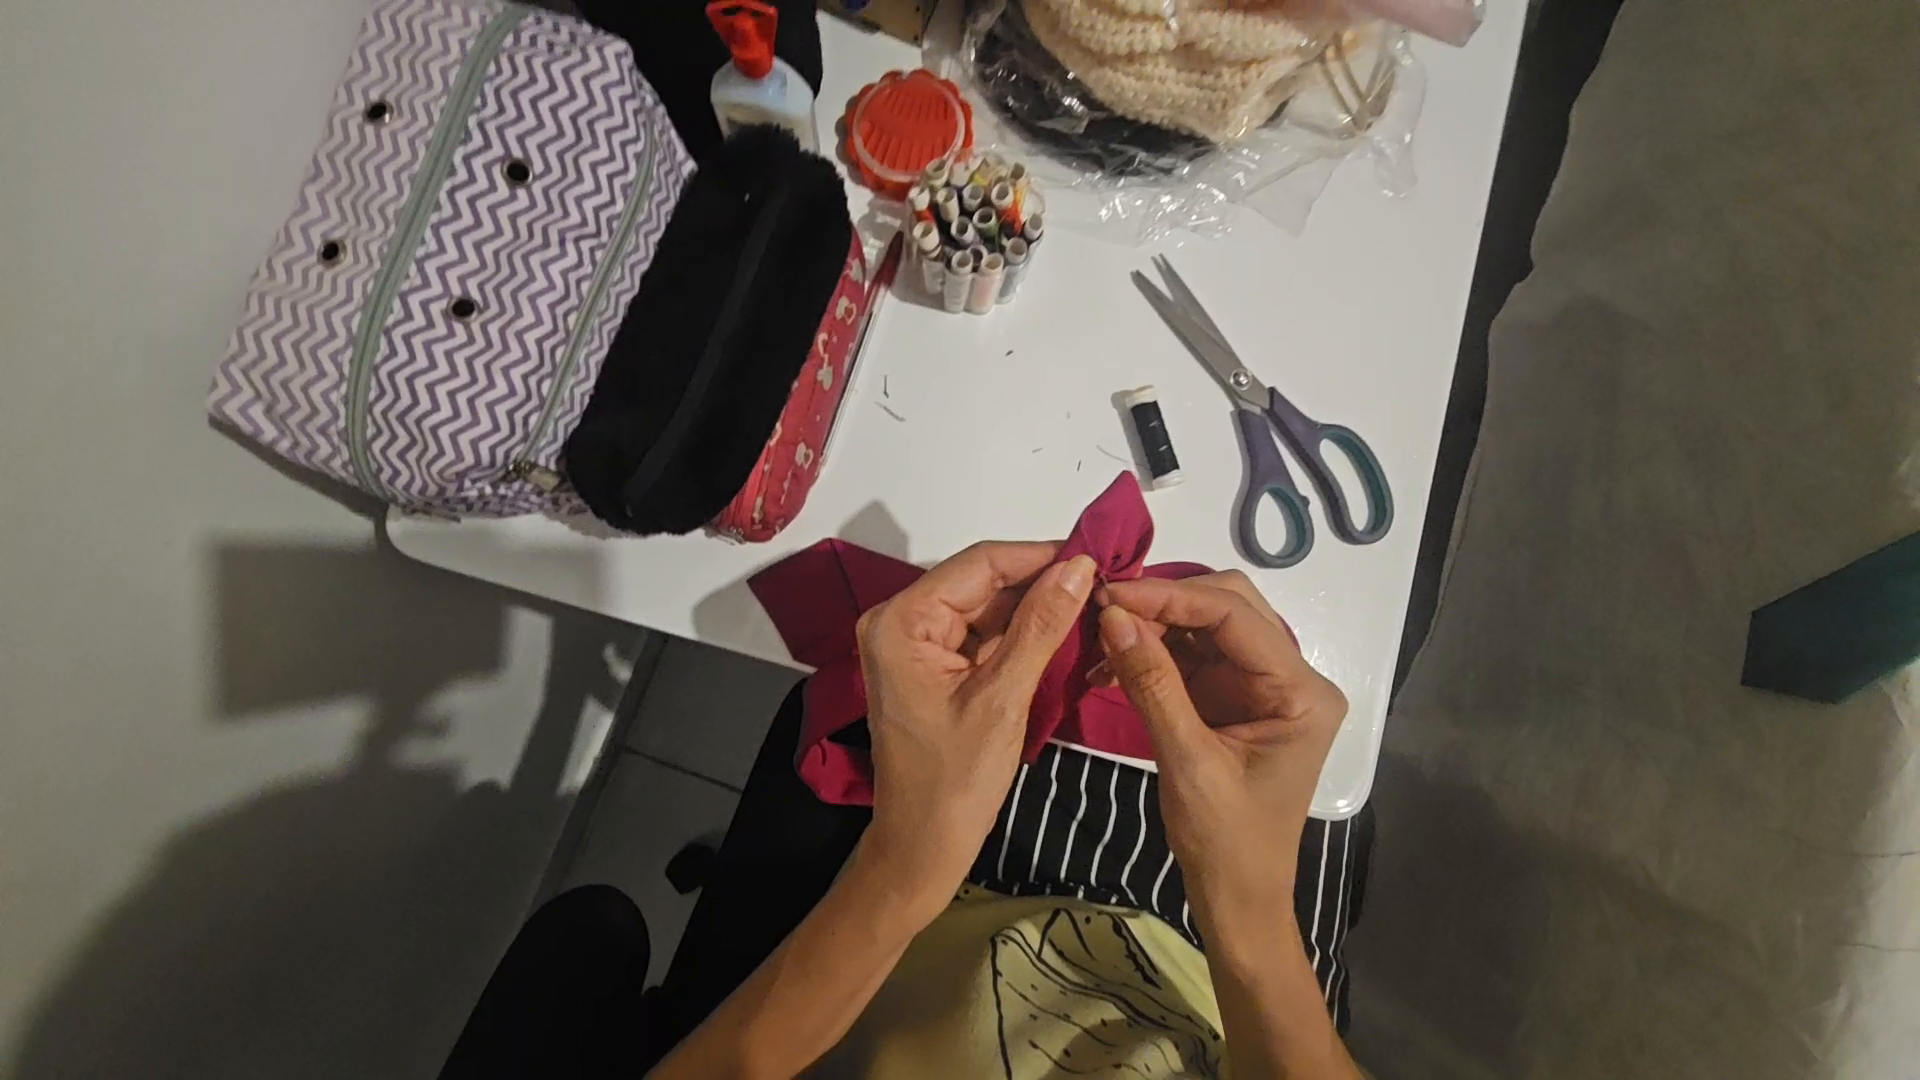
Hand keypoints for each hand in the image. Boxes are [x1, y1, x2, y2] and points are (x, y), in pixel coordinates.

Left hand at [855, 543, 1097, 919]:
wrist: (922, 847)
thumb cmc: (955, 781)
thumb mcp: (1003, 698)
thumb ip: (1041, 626)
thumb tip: (1080, 566)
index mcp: (902, 621)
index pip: (979, 565)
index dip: (1039, 556)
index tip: (1096, 556)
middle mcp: (901, 620)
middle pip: (982, 582)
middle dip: (1040, 583)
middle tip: (1103, 584)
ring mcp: (915, 642)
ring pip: (987, 607)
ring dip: (1035, 608)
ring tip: (1092, 605)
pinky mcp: (932, 663)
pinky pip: (982, 634)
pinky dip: (1020, 635)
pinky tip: (1063, 632)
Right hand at [1094, 572, 1346, 924]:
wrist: (1234, 895)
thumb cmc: (1225, 840)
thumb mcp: (1187, 760)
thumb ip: (1152, 682)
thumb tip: (1111, 615)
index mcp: (1300, 691)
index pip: (1236, 615)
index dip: (1171, 597)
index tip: (1110, 594)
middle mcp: (1288, 676)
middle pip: (1226, 605)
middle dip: (1163, 602)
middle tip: (1105, 609)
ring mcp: (1257, 683)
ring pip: (1202, 623)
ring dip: (1150, 625)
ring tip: (1099, 637)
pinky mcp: (1228, 694)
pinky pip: (1187, 653)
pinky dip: (1148, 652)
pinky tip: (1110, 664)